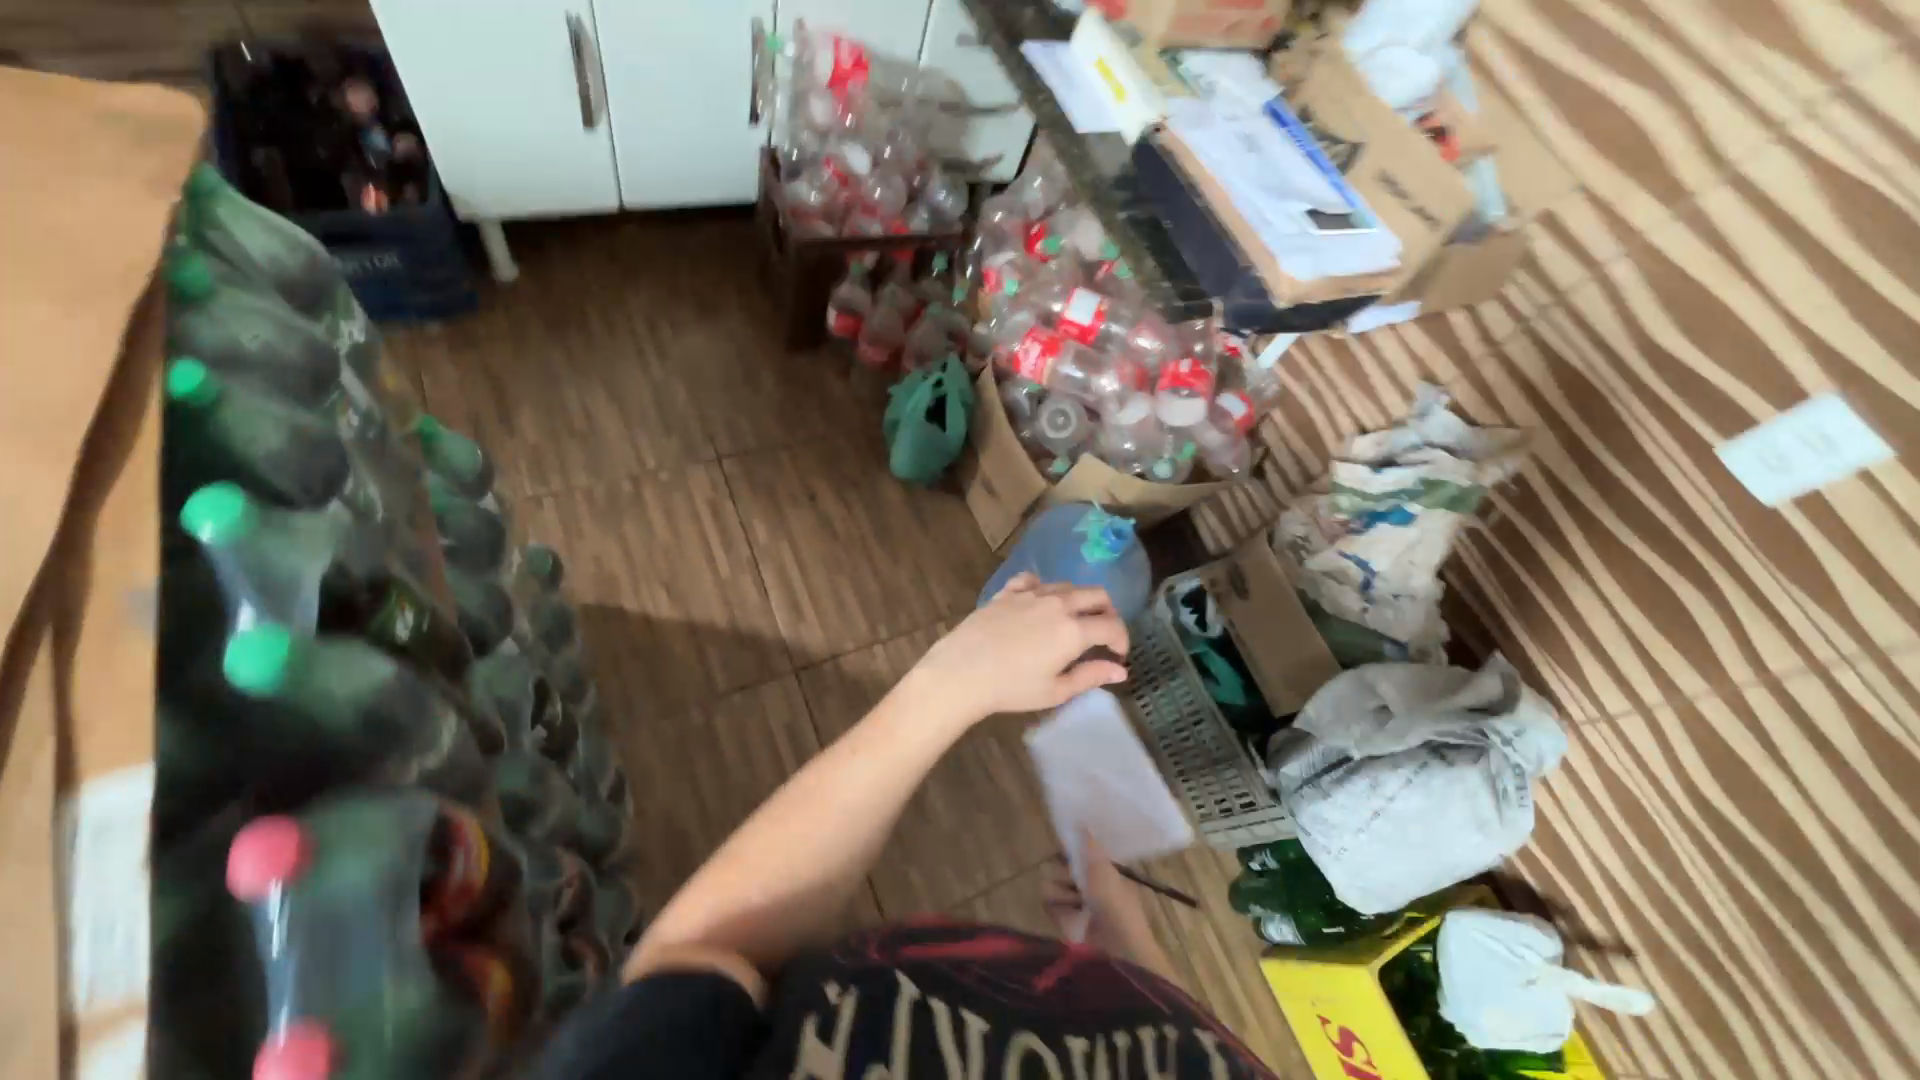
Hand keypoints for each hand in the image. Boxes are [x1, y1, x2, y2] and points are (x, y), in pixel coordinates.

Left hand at [907, 573, 1128, 724]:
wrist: (961, 672)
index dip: (1122, 640)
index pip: (1112, 626)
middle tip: (1103, 634)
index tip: (1118, 655)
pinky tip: (1039, 602)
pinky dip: (1044, 588)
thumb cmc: (1011, 688)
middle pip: (1096, 596)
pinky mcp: (1007, 592)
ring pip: (1067, 586)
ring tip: (1074, 620)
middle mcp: (1057, 604)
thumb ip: (1090, 677)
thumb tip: (1120, 670)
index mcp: (1074, 630)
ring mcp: (1030, 594)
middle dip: (1108, 613)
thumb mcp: (1055, 690)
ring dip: (1079, 600)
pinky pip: (1033, 580)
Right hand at [1041, 833, 1171, 976]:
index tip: (1062, 849)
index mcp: (1106, 875)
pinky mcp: (1067, 926)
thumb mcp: (1104, 872)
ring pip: (1055, 888)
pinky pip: (1051, 908)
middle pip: (1065, 871)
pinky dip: (1057, 910)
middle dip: (1064, 874)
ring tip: (1072, 903)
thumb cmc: (1116, 907)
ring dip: (1061, 893)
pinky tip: (1065, 914)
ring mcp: (1078, 909)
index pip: (1082, 858)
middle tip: (1072, 881)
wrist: (1119, 952)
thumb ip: (1090, 848)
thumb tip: (1082, 822)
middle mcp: (1092, 890)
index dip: (1072, 853)